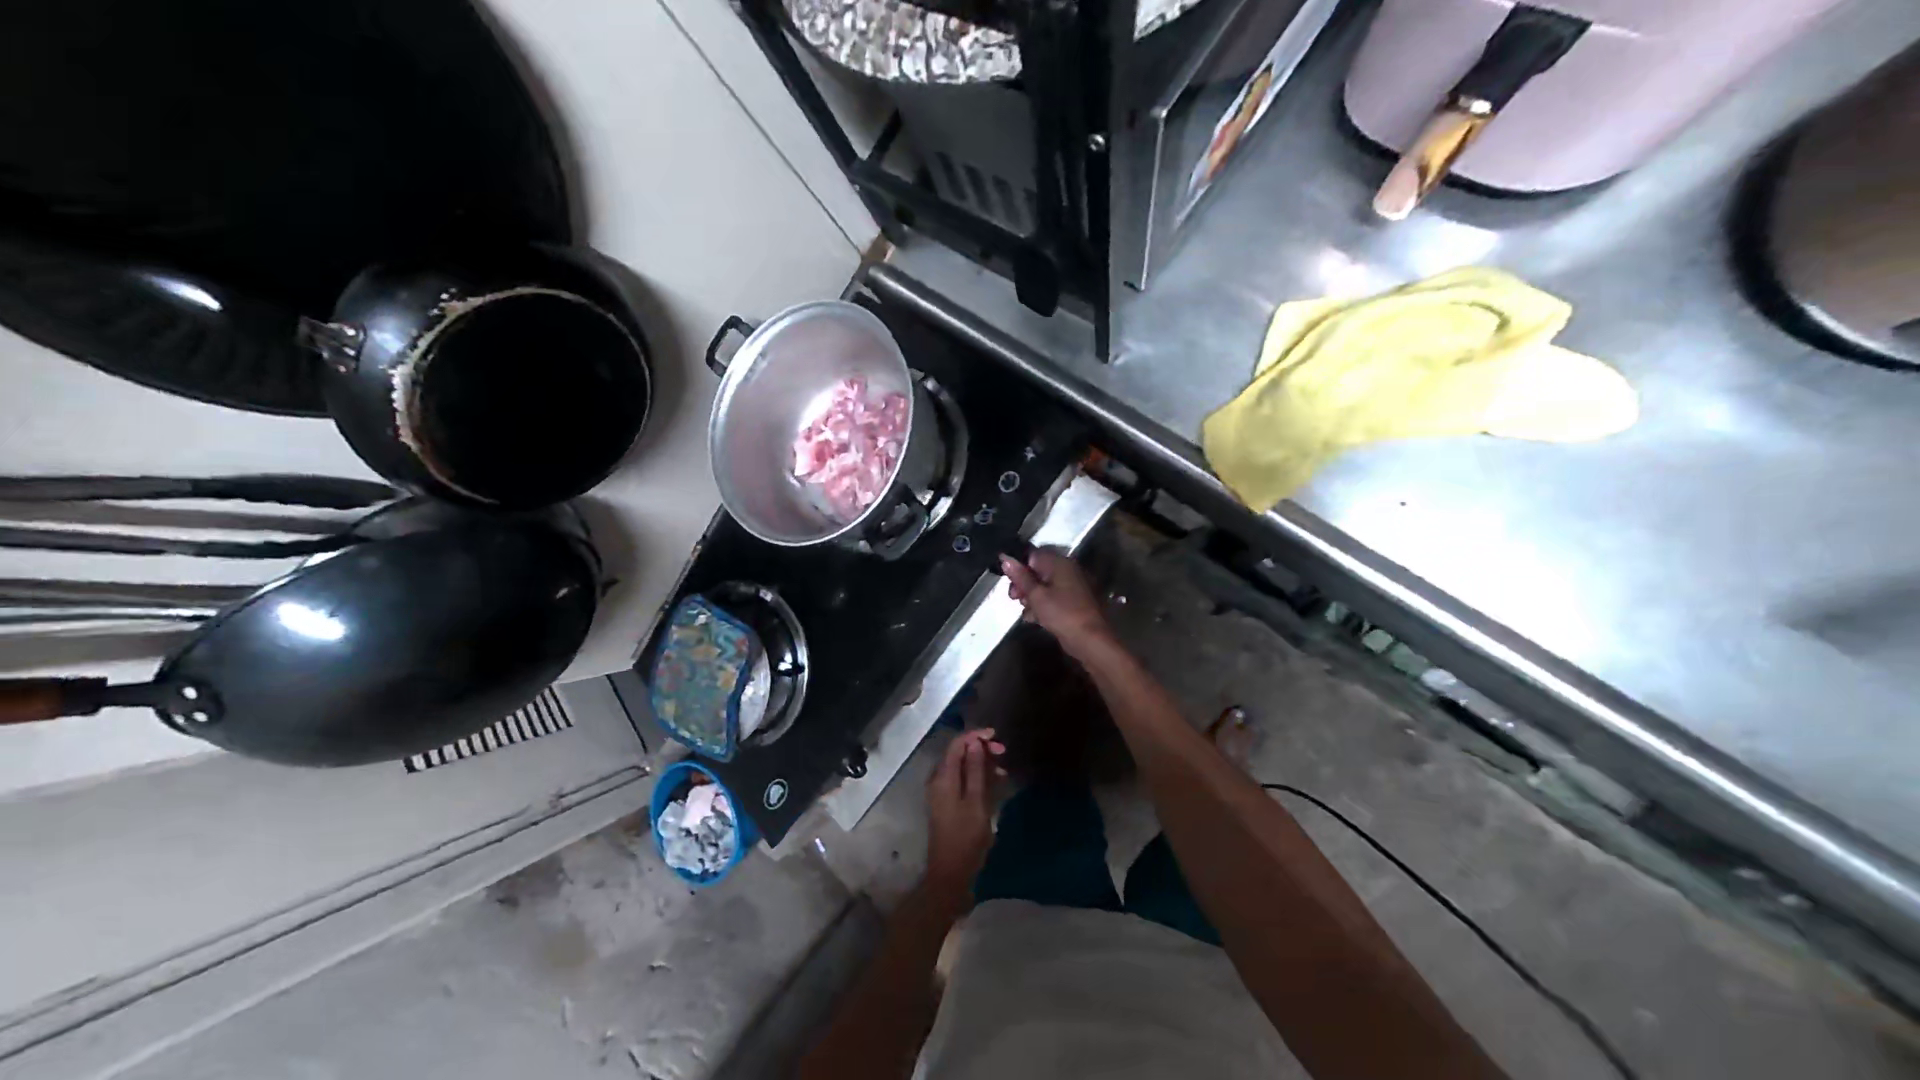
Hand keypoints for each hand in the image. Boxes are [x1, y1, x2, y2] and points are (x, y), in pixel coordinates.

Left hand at [924, 728, 1003, 903]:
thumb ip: (976, 771)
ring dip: (981, 764)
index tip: (996, 736)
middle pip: (959, 754)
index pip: (957, 744)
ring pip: (962, 768)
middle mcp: (939, 781)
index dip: (975, 736)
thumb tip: (975, 742)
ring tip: (1003, 770)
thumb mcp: (976, 803)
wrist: (951, 874)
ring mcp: (943, 793)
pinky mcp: (949, 804)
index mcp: (943, 778)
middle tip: (1003, 753)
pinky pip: (963, 781)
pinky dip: (978, 778)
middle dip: (980, 749)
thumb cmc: (966, 838)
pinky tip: (995, 783)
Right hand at [999, 549, 1116, 659]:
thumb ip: (1020, 577)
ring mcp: (1072, 586)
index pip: (1033, 555)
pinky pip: (1054, 597)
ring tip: (1027, 612)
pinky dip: (1043, 605)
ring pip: (1045, 586)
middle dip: (1023, 585)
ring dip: (1032, 597)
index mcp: (1059, 563)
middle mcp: (1067, 570)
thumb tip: (1005, 557)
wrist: (1090, 639)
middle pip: (1038, 571)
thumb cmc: (1062, 613)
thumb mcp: (1036, 595)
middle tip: (1015, 599)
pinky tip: (1035, 618)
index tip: (1009, 582)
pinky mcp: (1074, 601)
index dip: (1018, 567)